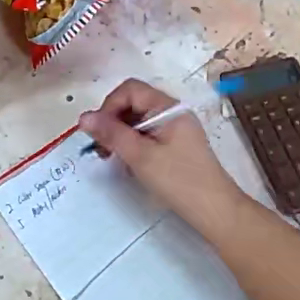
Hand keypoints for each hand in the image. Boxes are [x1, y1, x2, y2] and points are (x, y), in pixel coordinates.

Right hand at [79, 79, 247, 229]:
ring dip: (120, 134)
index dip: (109, 106)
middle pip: (133, 102)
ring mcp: (175, 128)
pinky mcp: (176, 144)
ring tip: (112, 158)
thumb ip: (111, 133)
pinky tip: (128, 163)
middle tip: (101, 149)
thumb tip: (83, 117)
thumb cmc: (179, 180)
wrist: (215, 210)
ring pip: (138, 120)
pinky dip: (133, 144)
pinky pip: (147, 134)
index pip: (130, 90)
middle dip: (112, 121)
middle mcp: (172, 111)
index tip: (98, 133)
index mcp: (168, 107)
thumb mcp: (140, 156)